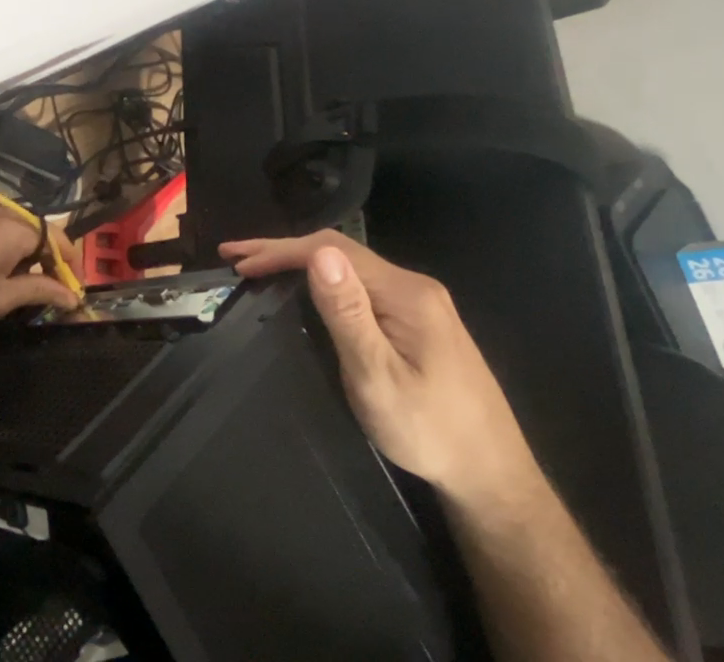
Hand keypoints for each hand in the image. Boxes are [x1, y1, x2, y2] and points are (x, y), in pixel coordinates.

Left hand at [0, 207, 81, 332]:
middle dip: (50, 261)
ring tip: (25, 288)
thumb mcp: (0, 299)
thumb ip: (39, 292)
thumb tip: (73, 296)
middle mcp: (0, 212)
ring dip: (28, 256)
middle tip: (52, 293)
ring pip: (18, 231)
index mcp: (15, 228)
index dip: (71, 267)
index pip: (59, 240)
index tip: (74, 293)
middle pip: (40, 232)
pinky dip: (8, 250)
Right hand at [220, 230, 541, 503]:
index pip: (333, 250)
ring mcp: (420, 305)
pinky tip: (302, 289)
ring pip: (349, 268)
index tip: (236, 263)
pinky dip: (321, 281)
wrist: (490, 473)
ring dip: (299, 262)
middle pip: (341, 252)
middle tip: (233, 256)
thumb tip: (319, 253)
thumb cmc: (427, 429)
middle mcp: (415, 288)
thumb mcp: (376, 374)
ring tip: (256, 267)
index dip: (279, 251)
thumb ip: (347, 312)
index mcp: (406, 293)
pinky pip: (361, 286)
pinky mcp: (419, 322)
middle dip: (282, 250)